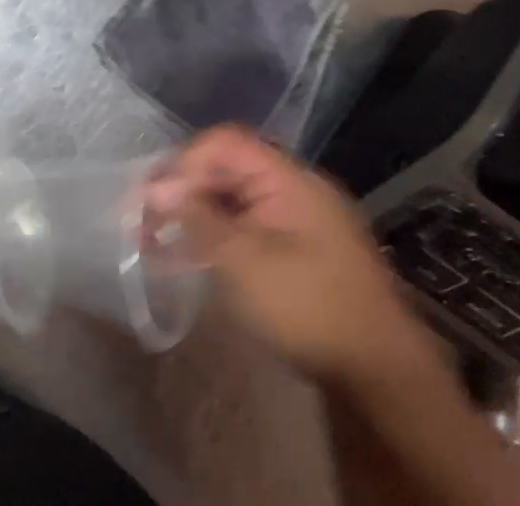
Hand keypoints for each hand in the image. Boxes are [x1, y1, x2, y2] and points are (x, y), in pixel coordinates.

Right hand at [147, 126, 438, 385]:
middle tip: (140, 222)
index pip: (224, 144)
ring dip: (188, 217)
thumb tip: (153, 189)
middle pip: (224, 170)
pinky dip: (208, 239)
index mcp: (290, 181)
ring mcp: (296, 223)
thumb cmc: (308, 306)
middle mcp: (294, 192)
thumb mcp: (242, 259)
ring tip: (148, 243)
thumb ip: (195, 216)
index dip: (183, 163)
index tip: (153, 200)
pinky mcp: (293, 254)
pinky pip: (241, 230)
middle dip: (178, 191)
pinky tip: (178, 261)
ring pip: (228, 202)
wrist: (378, 374)